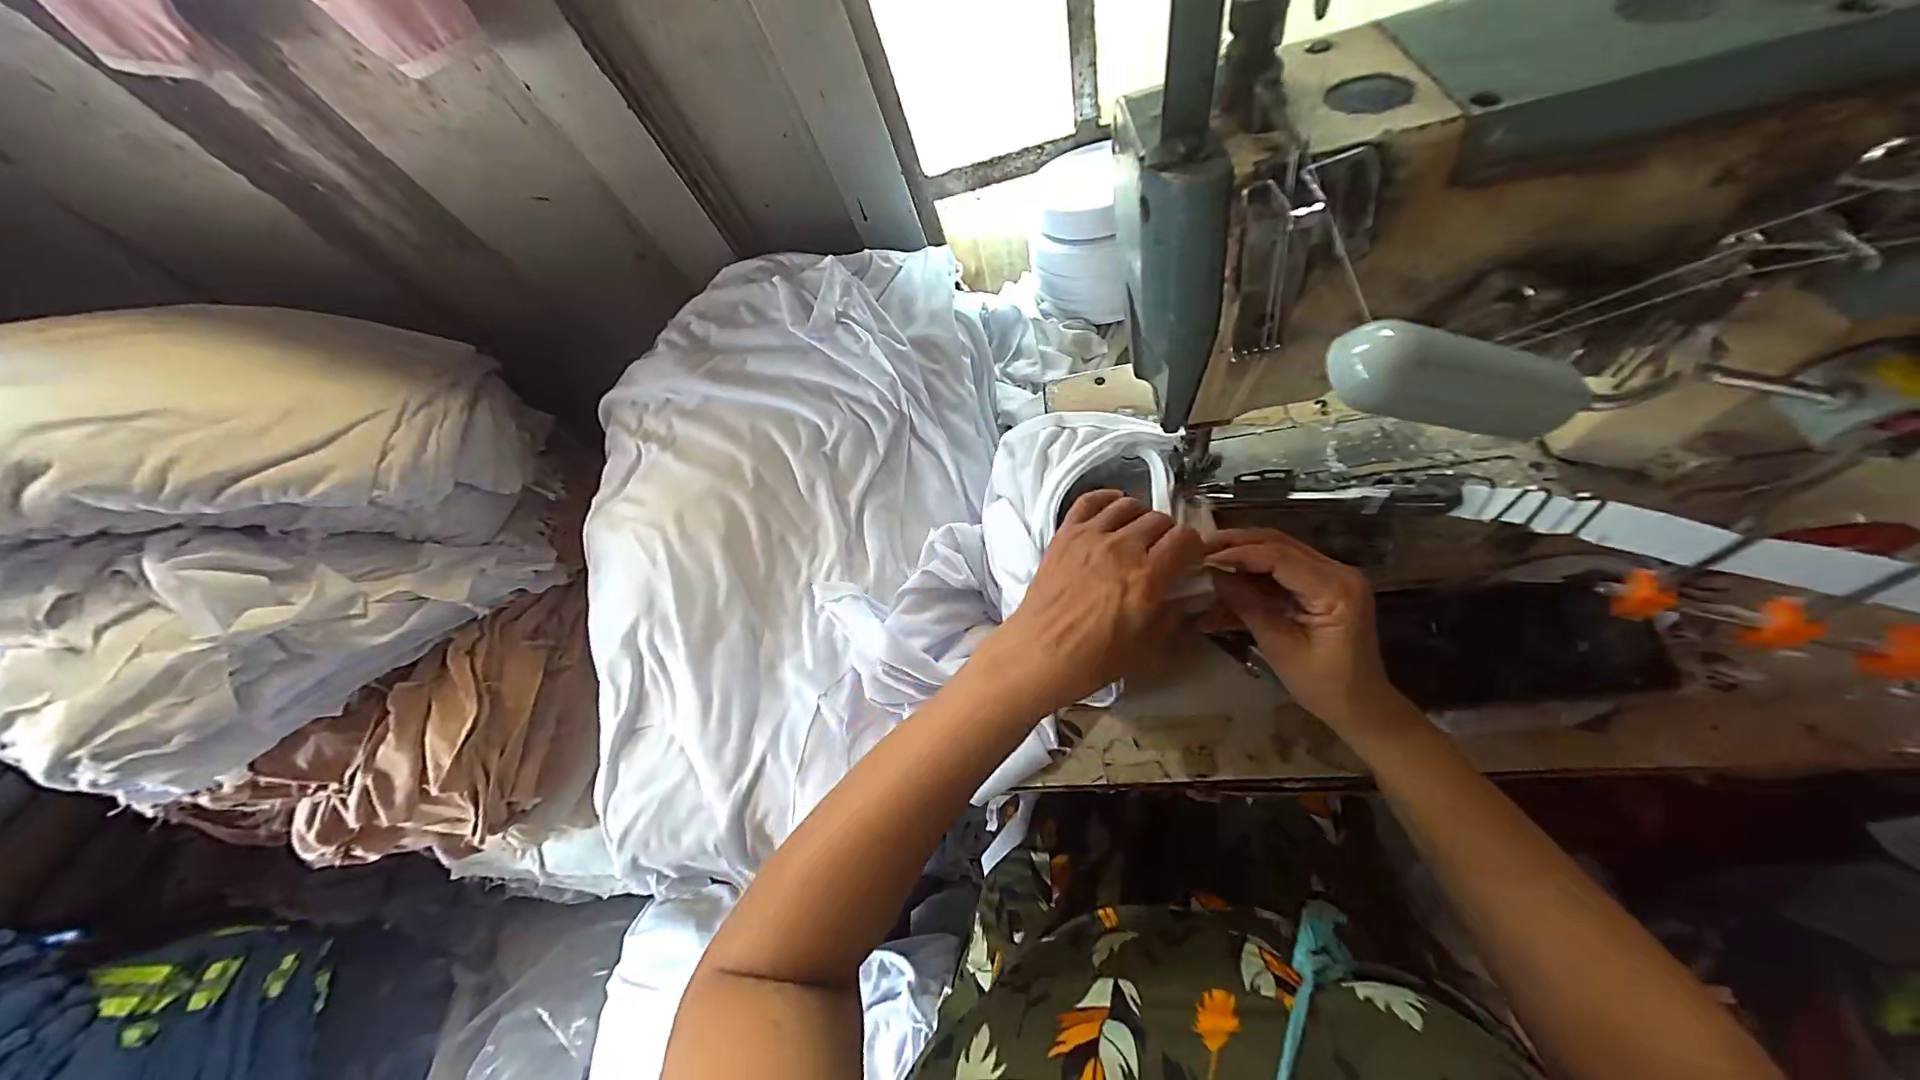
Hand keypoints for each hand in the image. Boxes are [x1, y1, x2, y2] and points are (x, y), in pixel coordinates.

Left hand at [971, 490, 1209, 714]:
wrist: (1041, 653)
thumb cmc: (1094, 658)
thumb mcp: (1148, 645)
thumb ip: (1172, 613)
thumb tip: (1186, 595)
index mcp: (1147, 576)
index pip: (1186, 538)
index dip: (1194, 547)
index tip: (1190, 559)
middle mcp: (1121, 548)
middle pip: (1159, 520)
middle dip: (1169, 534)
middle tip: (1164, 551)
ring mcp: (1090, 536)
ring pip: (1128, 506)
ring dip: (1141, 517)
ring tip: (1139, 533)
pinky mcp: (1065, 535)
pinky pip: (1089, 501)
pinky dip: (1106, 498)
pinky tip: (1115, 506)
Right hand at [1205, 527, 1417, 731]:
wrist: (1361, 705)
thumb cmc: (1324, 686)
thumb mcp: (1280, 648)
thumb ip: (1248, 606)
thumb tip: (1213, 576)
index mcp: (1336, 589)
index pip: (1279, 557)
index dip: (1237, 553)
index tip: (1202, 558)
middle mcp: (1338, 572)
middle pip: (1279, 544)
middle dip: (1237, 544)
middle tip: (1200, 547)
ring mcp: (1332, 577)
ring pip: (1278, 553)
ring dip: (1242, 557)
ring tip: (1206, 562)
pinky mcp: (1322, 587)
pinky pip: (1282, 571)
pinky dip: (1254, 576)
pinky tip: (1225, 586)